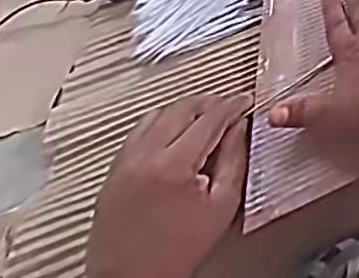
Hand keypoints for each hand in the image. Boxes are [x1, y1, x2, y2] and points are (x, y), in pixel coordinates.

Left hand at [86, 94, 249, 277]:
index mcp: (174, 166)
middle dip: (211, 103)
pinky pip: (139, 131)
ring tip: (202, 121)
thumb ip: (235, 159)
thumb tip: (239, 128)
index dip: (234, 105)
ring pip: (159, 113)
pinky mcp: (113, 171)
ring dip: (185, 110)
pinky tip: (174, 135)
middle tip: (228, 109)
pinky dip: (161, 123)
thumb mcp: (222, 206)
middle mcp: (145, 158)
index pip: (211, 117)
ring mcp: (125, 163)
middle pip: (184, 107)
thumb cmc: (173, 256)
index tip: (245, 102)